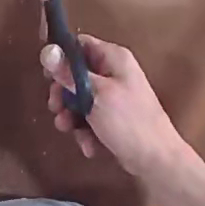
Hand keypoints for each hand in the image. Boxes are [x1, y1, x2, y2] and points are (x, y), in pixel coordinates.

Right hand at [40, 34, 204, 195]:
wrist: (157, 161)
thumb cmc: (128, 121)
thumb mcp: (95, 95)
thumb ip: (69, 73)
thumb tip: (47, 50)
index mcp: (114, 58)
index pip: (80, 44)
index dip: (61, 58)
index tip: (48, 76)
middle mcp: (114, 72)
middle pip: (76, 74)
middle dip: (63, 94)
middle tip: (55, 108)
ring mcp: (114, 96)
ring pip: (80, 98)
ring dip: (71, 116)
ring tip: (70, 130)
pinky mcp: (113, 117)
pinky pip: (90, 117)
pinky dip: (86, 130)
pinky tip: (89, 144)